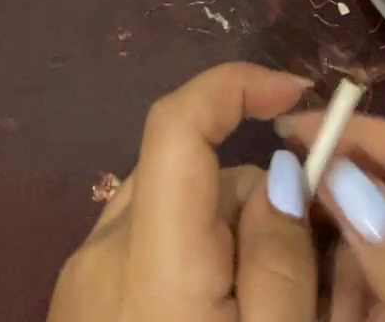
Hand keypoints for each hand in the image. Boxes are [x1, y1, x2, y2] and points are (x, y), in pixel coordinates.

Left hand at [48, 63, 320, 321]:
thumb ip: (281, 262)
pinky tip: (210, 312)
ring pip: (174, 209)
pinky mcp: (74, 302)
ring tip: (259, 301)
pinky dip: (189, 259)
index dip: (236, 84)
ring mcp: (80, 276)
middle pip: (191, 170)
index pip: (178, 122)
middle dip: (256, 195)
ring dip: (224, 233)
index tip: (297, 94)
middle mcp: (103, 249)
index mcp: (150, 259)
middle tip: (309, 259)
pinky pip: (146, 245)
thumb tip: (281, 176)